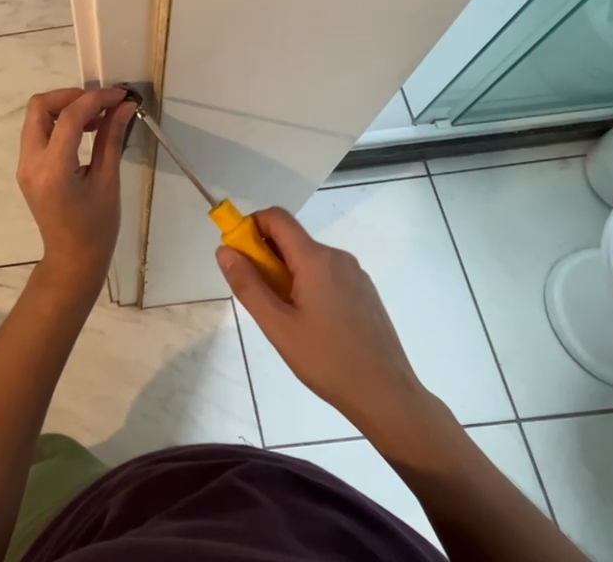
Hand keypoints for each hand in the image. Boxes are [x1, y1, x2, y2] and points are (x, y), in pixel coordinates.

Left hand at [17, 88, 135, 291]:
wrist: (73, 259)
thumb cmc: (97, 228)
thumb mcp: (108, 181)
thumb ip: (111, 138)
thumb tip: (123, 107)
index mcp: (53, 170)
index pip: (68, 117)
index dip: (95, 99)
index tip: (119, 96)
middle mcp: (31, 163)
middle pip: (39, 107)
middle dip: (71, 96)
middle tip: (100, 103)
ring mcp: (24, 165)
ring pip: (36, 117)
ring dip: (64, 108)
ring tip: (96, 118)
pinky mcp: (26, 168)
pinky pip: (37, 133)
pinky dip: (58, 123)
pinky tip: (83, 131)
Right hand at [219, 207, 452, 452]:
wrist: (387, 395)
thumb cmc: (327, 360)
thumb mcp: (277, 325)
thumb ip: (248, 284)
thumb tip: (225, 250)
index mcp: (316, 259)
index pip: (276, 218)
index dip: (250, 227)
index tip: (239, 258)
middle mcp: (338, 257)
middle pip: (291, 240)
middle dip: (267, 259)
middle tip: (262, 299)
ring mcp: (355, 275)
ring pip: (309, 260)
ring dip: (287, 276)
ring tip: (288, 320)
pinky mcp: (365, 292)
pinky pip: (327, 275)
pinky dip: (308, 286)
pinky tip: (313, 326)